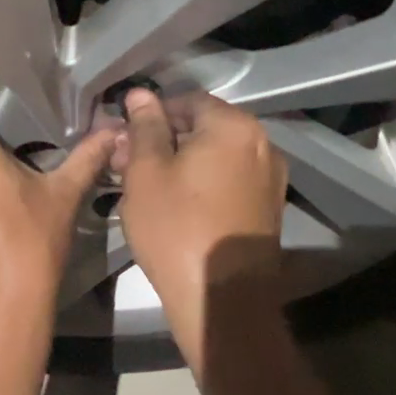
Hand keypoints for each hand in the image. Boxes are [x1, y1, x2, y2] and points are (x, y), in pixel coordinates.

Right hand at [115, 89, 287, 320]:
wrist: (222, 299)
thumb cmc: (176, 228)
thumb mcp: (146, 172)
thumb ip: (144, 128)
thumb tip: (141, 95)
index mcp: (234, 127)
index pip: (188, 100)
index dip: (152, 114)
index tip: (125, 138)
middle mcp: (262, 145)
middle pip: (205, 128)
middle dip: (165, 140)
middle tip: (128, 165)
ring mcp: (270, 179)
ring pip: (217, 157)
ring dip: (183, 163)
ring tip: (147, 188)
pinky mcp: (269, 209)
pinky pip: (230, 181)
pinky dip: (203, 184)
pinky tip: (177, 207)